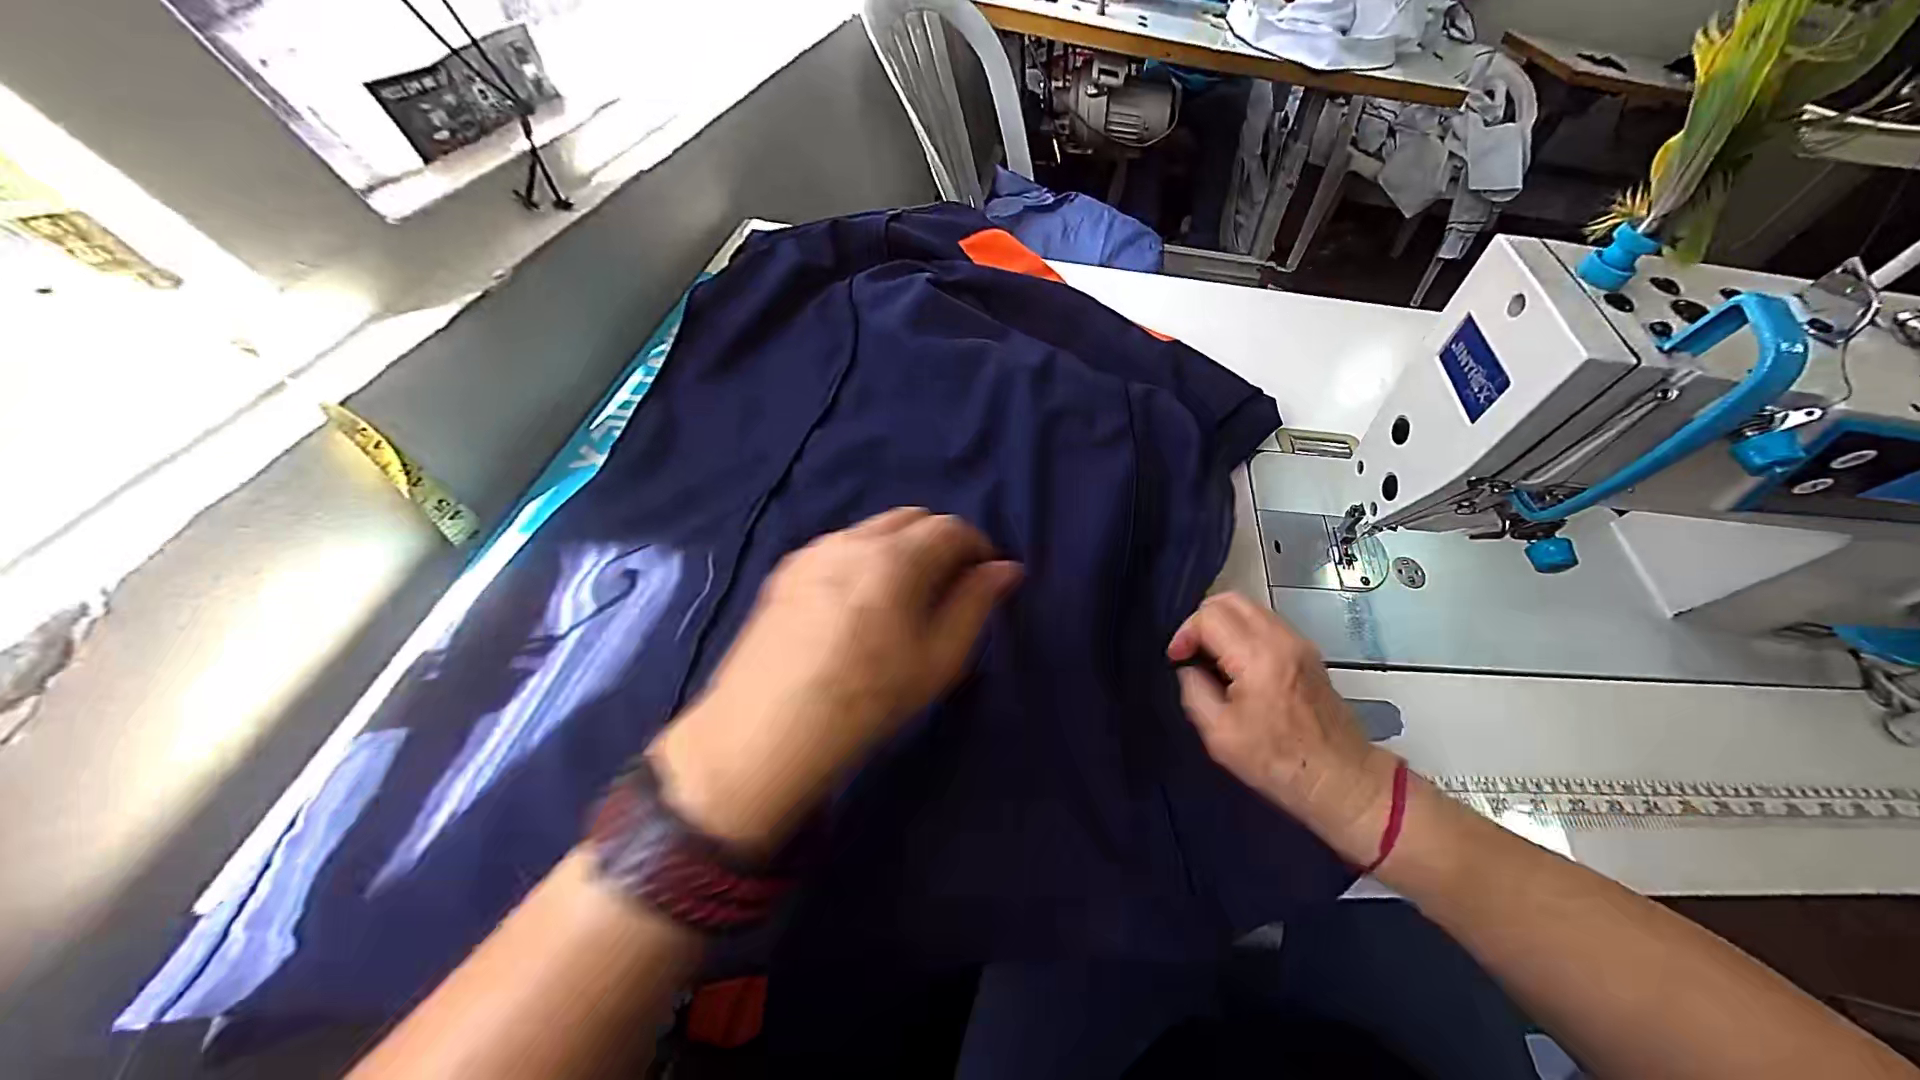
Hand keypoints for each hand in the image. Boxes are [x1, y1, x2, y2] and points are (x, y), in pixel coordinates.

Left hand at [648, 508, 1021, 852]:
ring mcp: (813, 552)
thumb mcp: (938, 659)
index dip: (978, 547)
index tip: (985, 578)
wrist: (766, 730)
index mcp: (895, 556)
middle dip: (939, 542)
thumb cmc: (867, 699)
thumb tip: (1006, 568)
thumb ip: (975, 604)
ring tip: (902, 598)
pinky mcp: (786, 571)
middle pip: (912, 518)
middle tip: (948, 587)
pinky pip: (839, 548)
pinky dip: (864, 560)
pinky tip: (858, 606)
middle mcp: (853, 539)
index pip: (952, 527)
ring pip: (872, 531)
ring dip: (901, 548)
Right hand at [1168, 592, 1398, 864]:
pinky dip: (1242, 632)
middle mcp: (1283, 639)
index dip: (1184, 633)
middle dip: (1201, 620)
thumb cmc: (1277, 762)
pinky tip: (1236, 665)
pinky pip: (1266, 624)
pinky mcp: (1308, 654)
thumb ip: (1193, 690)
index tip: (1177, 661)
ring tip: (1211, 659)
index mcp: (1259, 657)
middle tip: (1190, 651)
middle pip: (1230, 599)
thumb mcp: (1218, 733)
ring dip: (1223, 624)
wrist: (1342, 781)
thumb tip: (1188, 668)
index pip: (1209, 616)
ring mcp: (1300, 643)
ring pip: (1249, 608)